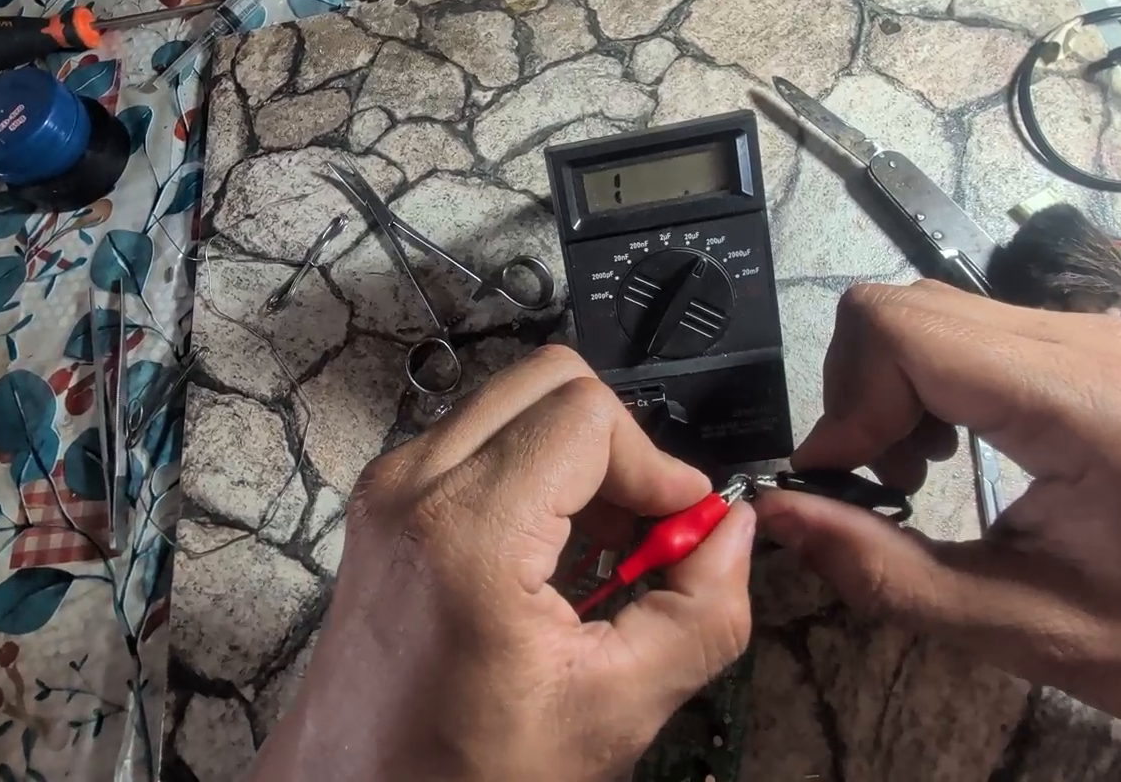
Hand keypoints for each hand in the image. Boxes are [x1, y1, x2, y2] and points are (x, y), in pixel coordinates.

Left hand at [251, 345, 755, 781]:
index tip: (680, 521)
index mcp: (467, 529)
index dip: (652, 459)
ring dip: (576, 449)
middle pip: (550, 378)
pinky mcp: (389, 487)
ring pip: (516, 397)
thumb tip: (731, 529)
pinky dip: (535, 461)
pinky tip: (550, 538)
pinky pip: (482, 429)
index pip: (584, 414)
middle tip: (641, 520)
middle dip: (616, 440)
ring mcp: (393, 476)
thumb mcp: (611, 711)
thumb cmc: (469, 771)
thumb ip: (699, 615)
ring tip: (598, 538)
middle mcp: (416, 478)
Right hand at [756, 282, 1120, 780]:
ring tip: (914, 464)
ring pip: (914, 311)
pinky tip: (945, 441)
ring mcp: (1081, 331)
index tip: (839, 481)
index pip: (902, 334)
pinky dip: (913, 380)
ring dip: (881, 387)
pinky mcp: (1074, 343)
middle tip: (880, 475)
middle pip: (895, 310)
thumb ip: (883, 570)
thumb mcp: (1022, 631)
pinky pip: (948, 327)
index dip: (845, 403)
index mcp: (1082, 399)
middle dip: (856, 394)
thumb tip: (774, 513)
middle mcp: (1080, 338)